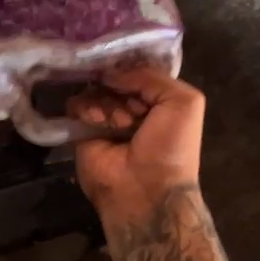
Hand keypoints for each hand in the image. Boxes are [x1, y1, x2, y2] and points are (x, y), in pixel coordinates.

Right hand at [69, 65, 205, 223]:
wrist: (146, 189)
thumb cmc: (171, 147)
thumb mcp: (183, 102)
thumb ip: (152, 76)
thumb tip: (112, 73)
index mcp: (157, 102)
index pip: (138, 71)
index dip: (134, 71)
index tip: (133, 78)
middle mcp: (130, 107)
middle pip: (114, 79)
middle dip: (120, 88)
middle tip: (129, 110)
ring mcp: (105, 118)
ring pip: (94, 89)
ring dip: (105, 102)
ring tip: (115, 122)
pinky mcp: (81, 130)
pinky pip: (75, 104)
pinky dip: (84, 108)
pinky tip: (97, 122)